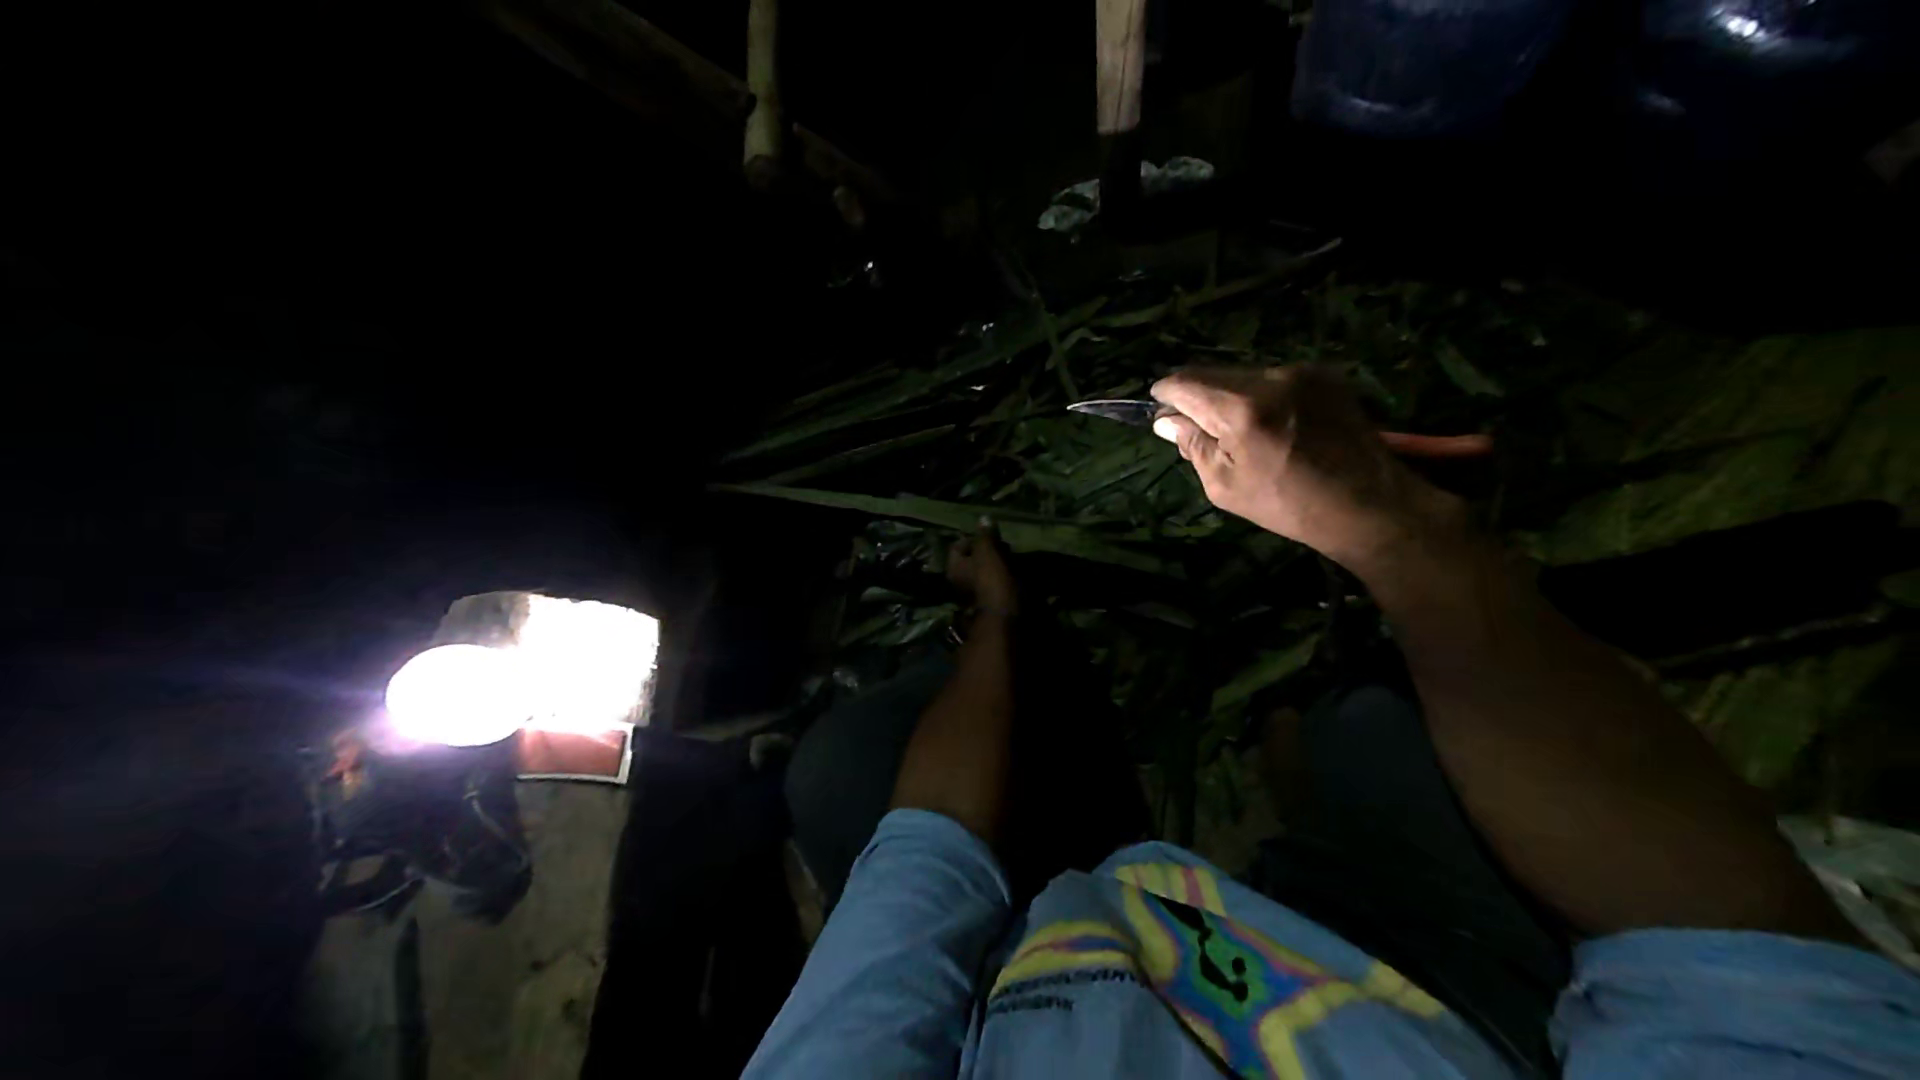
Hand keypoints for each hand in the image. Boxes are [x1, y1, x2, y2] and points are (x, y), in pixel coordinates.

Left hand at [946, 520, 1018, 616]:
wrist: (1006, 616)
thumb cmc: (991, 580)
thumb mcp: (987, 552)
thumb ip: (984, 536)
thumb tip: (984, 518)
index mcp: (954, 569)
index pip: (958, 546)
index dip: (972, 538)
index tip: (989, 535)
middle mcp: (960, 582)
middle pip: (972, 559)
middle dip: (988, 550)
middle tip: (1003, 545)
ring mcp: (976, 592)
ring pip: (986, 571)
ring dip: (998, 562)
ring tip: (1012, 557)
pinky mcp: (991, 600)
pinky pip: (996, 582)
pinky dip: (1004, 575)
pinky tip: (1016, 571)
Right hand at [1150, 365, 1466, 572]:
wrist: (1368, 504)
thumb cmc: (1287, 504)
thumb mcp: (1224, 485)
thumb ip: (1193, 445)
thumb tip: (1167, 421)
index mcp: (1242, 408)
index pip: (1184, 382)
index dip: (1165, 396)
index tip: (1162, 415)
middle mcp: (1272, 377)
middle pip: (1212, 373)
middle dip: (1197, 399)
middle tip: (1200, 433)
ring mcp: (1302, 372)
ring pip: (1242, 375)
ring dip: (1229, 398)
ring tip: (1243, 435)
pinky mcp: (1324, 375)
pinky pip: (1273, 379)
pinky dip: (1260, 397)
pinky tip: (1274, 428)